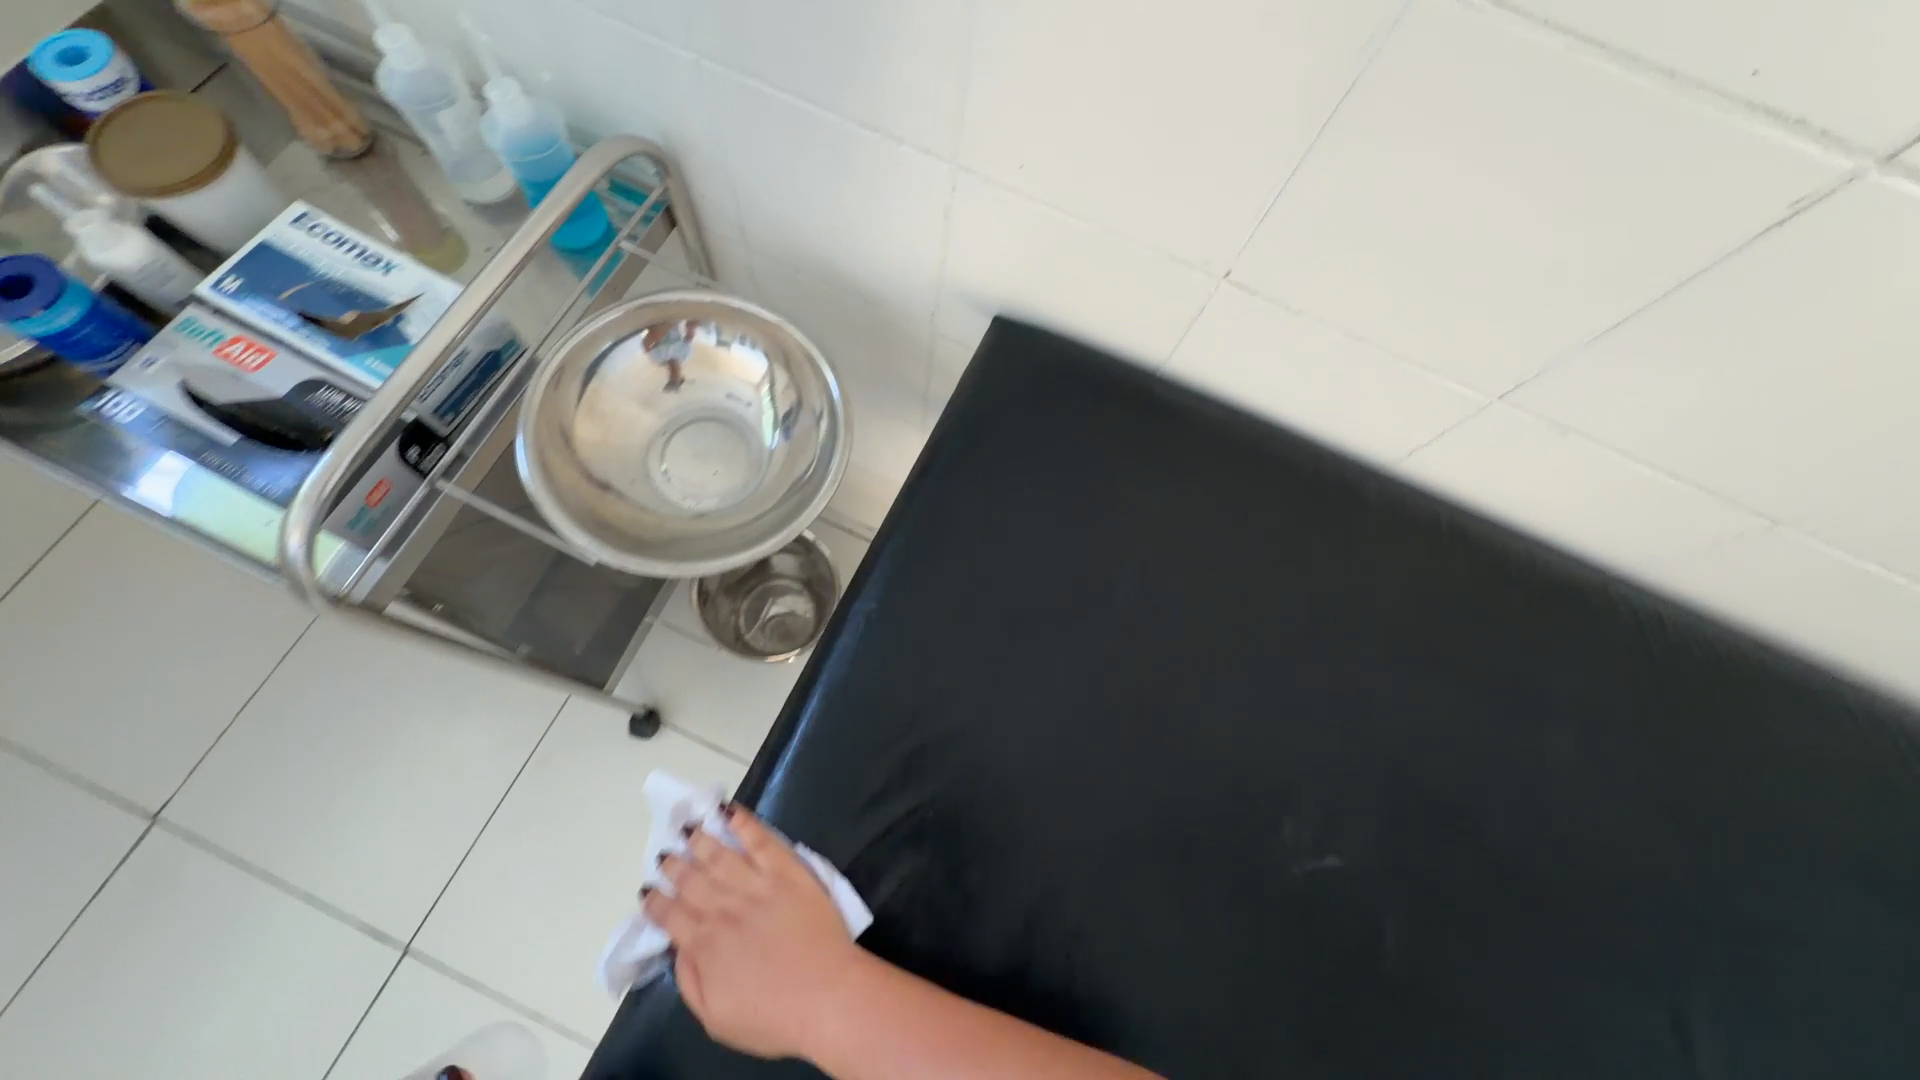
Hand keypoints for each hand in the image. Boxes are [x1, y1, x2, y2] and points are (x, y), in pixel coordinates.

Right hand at [646, 806, 862, 1059]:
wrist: (828, 996)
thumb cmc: (774, 1017)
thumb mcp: (715, 1018)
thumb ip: (690, 980)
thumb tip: (678, 949)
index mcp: (704, 944)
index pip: (669, 915)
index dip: (656, 901)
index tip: (648, 890)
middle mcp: (724, 908)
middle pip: (691, 880)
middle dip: (674, 865)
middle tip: (665, 854)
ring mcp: (756, 885)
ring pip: (720, 855)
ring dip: (701, 839)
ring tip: (690, 828)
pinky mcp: (787, 871)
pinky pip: (761, 840)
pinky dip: (743, 823)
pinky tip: (731, 811)